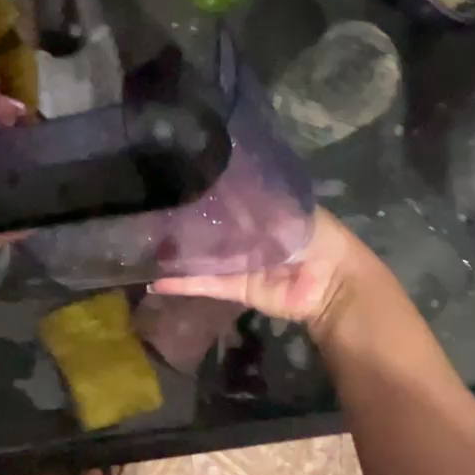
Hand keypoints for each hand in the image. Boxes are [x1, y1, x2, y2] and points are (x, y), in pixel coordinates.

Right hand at [146, 209, 400, 345]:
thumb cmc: (318, 239)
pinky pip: (207, 284)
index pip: (226, 204)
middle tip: (148, 222)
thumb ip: (256, 203)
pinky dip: (184, 284)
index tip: (173, 189)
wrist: (331, 283)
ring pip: (203, 259)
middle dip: (183, 230)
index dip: (202, 199)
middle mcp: (247, 238)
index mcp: (262, 214)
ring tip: (143, 253)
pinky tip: (157, 282)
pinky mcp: (235, 289)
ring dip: (177, 258)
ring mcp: (239, 265)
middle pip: (210, 233)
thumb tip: (220, 185)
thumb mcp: (288, 210)